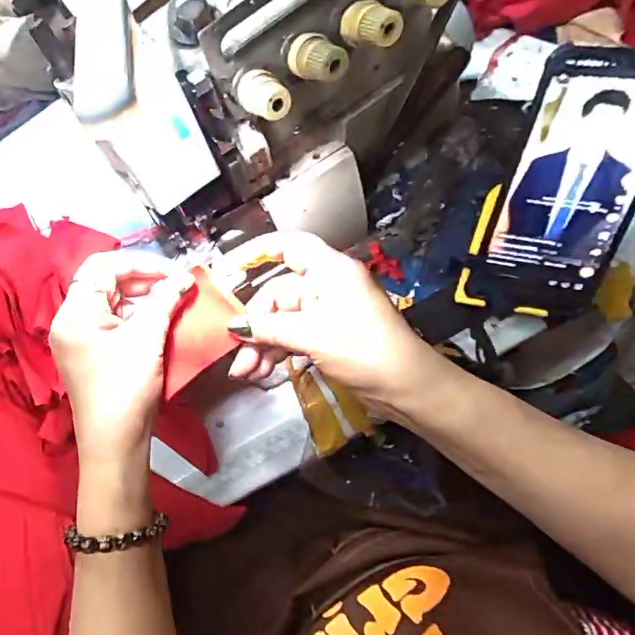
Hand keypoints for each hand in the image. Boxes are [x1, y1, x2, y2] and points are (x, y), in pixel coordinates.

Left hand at [51, 250, 193, 459]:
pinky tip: (161, 317)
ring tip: (174, 298)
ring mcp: (79, 339)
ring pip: (111, 302)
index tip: (173, 271)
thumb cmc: (125, 389)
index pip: (103, 267)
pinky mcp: (91, 354)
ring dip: (143, 296)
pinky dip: (137, 315)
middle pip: (105, 283)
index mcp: (74, 313)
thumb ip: (164, 301)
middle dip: (143, 278)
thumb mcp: (146, 339)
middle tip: (177, 283)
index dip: (140, 262)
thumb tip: (183, 278)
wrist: (114, 444)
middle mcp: (70, 322)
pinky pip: (113, 323)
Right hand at [220, 232, 453, 418]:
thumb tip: (235, 327)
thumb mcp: (311, 335)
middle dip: (254, 326)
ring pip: (281, 321)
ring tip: (247, 373)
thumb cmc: (363, 349)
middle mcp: (326, 285)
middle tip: (238, 357)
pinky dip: (276, 352)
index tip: (228, 267)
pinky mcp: (327, 335)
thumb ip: (269, 328)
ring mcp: (327, 312)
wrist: (405, 386)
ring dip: (261, 345)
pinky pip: (291, 336)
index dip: (256, 251)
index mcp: (329, 271)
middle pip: (277, 295)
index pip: (289, 247)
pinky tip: (262, 372)